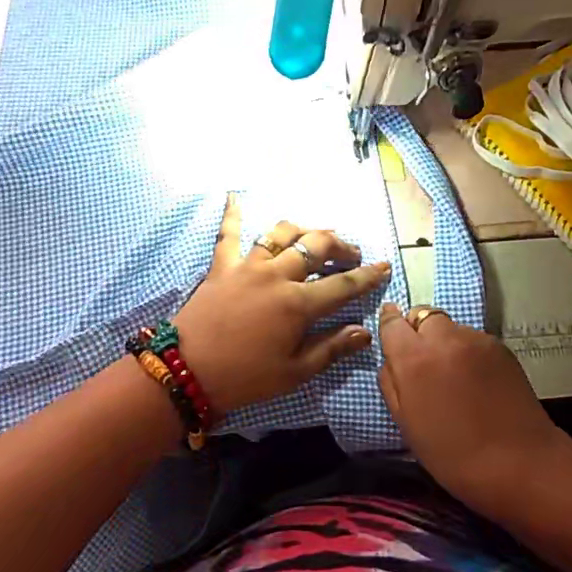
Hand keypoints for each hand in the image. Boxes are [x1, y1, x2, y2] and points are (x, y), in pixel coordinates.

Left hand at [171, 196, 391, 414]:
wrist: (187, 371)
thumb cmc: (245, 377)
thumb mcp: (295, 372)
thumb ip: (331, 347)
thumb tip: (364, 332)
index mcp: (298, 304)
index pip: (343, 284)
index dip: (368, 276)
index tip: (384, 267)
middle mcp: (277, 275)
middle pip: (316, 246)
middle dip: (340, 246)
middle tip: (351, 254)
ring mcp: (247, 266)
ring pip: (281, 233)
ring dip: (304, 229)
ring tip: (315, 234)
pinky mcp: (221, 267)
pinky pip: (228, 234)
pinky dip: (232, 214)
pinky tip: (234, 195)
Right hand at [376, 303, 571, 510]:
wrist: (518, 462)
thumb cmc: (451, 454)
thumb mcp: (406, 423)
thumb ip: (392, 383)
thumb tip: (392, 361)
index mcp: (414, 358)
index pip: (392, 322)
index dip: (389, 326)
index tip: (391, 337)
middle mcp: (444, 338)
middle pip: (424, 316)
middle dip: (418, 331)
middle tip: (423, 362)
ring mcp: (476, 340)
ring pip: (450, 327)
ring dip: (444, 341)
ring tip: (452, 374)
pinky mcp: (501, 347)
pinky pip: (473, 340)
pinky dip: (467, 351)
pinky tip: (475, 379)